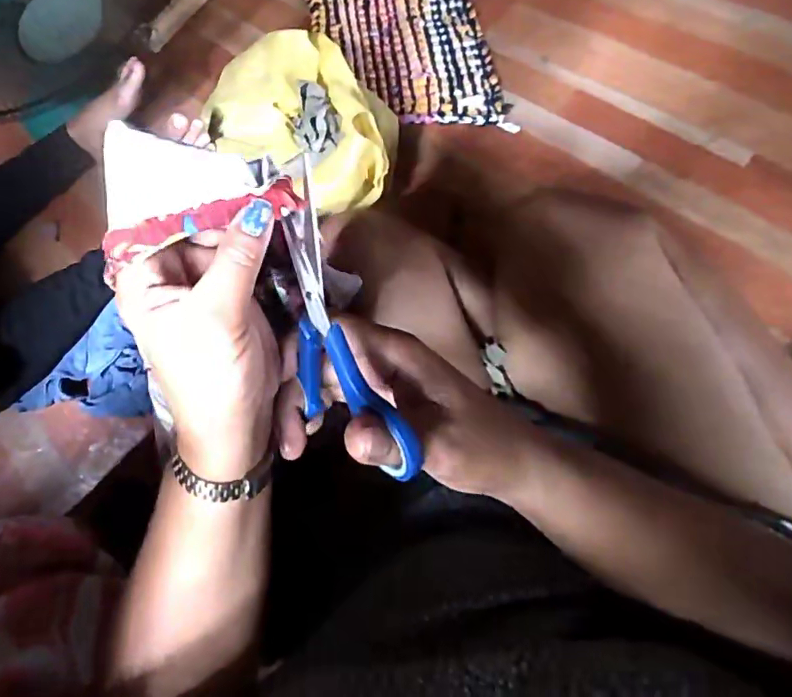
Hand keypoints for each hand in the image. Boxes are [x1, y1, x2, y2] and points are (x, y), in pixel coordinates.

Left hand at [114, 197, 281, 479]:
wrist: (238, 430)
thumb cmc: (210, 377)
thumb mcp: (219, 313)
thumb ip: (238, 257)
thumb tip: (260, 206)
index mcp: (144, 281)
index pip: (157, 223)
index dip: (185, 195)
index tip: (219, 166)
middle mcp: (167, 276)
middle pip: (195, 226)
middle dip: (228, 207)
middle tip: (263, 182)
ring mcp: (200, 283)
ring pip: (223, 238)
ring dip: (249, 222)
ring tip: (277, 195)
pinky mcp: (230, 291)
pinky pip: (244, 256)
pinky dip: (262, 242)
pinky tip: (280, 221)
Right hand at [279, 316, 544, 497]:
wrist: (513, 462)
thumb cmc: (484, 446)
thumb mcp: (440, 447)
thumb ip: (395, 440)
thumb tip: (349, 436)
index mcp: (394, 351)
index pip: (336, 329)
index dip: (303, 344)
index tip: (277, 381)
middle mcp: (380, 355)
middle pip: (322, 353)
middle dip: (296, 385)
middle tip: (287, 437)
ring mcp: (378, 374)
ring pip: (324, 374)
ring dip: (302, 401)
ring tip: (292, 444)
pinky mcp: (378, 396)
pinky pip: (337, 393)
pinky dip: (317, 410)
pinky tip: (307, 435)